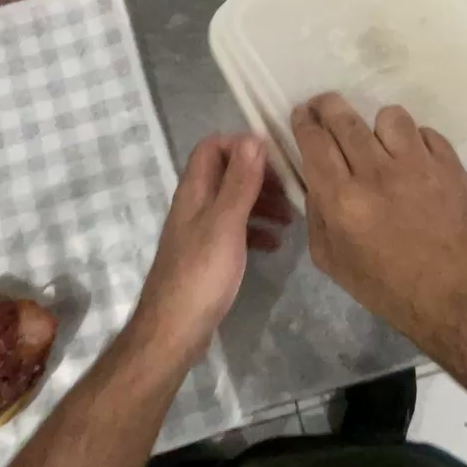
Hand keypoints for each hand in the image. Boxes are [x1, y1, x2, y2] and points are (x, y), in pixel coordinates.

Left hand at [128, 134, 293, 367]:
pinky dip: (257, 231)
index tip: (274, 158)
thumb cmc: (201, 272)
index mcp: (194, 191)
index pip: (212, 147)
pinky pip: (236, 231)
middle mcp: (195, 205)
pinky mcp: (209, 255)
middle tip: (289, 190)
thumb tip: (253, 137)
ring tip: (291, 219)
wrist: (175, 329)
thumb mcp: (226, 223)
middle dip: (259, 176)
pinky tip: (276, 244)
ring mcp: (201, 231)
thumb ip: (240, 181)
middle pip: (227, 174)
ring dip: (262, 204)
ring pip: (234, 203)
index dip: (240, 145)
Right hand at [291, 94, 466, 342]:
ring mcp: (417, 167)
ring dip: (378, 125)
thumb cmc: (380, 281)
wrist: (446, 294)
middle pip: (344, 118)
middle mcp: (376, 175)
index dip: (303, 121)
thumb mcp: (327, 255)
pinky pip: (426, 133)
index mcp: (341, 199)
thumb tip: (314, 173)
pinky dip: (415, 142)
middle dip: (328, 106)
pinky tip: (412, 159)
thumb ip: (315, 210)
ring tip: (380, 140)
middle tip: (325, 107)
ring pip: (390, 117)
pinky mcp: (450, 167)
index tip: (302, 115)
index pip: (314, 141)